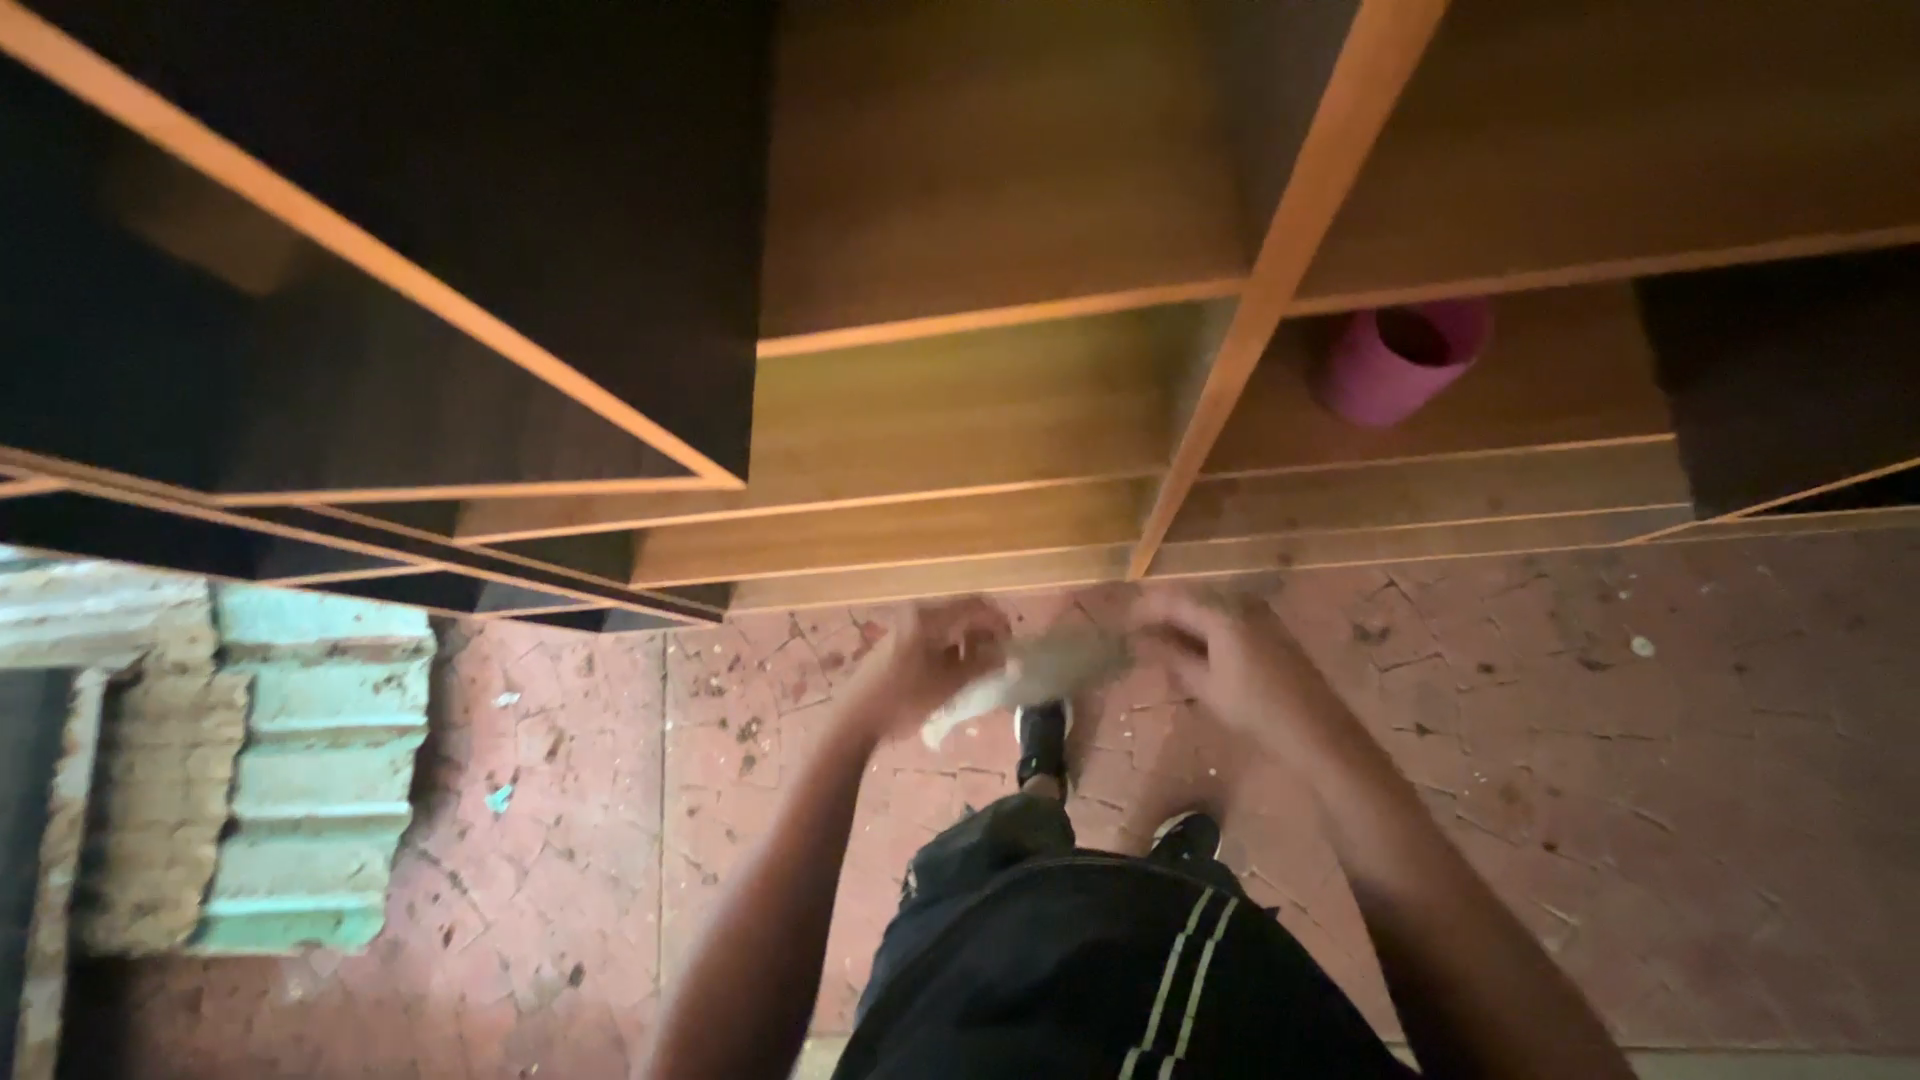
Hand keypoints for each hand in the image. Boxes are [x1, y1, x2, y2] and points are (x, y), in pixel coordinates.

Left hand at [836, 597, 1010, 741]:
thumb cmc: (902, 701)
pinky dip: (949, 649)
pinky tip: (950, 675)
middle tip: (994, 662)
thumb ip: (981, 666)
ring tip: (974, 672)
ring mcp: (904, 626)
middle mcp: (917, 613)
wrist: (854, 720)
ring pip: (948, 625)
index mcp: (929, 617)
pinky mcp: (897, 641)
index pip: (976, 605)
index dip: (999, 622)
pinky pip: (933, 636)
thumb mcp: (948, 686)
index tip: (1011, 647)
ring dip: (966, 643)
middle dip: (983, 634)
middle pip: (962, 612)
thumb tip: (1008, 655)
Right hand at [1130, 587, 1369, 770]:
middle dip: (1162, 613)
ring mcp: (1260, 614)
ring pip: (1209, 607)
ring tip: (1161, 644)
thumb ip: (1171, 655)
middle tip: (1137, 635)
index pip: (1172, 599)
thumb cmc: (1255, 710)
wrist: (1316, 730)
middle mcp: (1241, 603)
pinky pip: (1227, 617)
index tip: (1121, 624)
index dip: (1144, 609)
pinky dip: (1205, 628)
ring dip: (1184, 621)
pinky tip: (1194, 649)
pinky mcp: (1270, 628)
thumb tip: (1139, 640)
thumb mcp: (1205, 685)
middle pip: (1191, 598)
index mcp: (1223, 613)